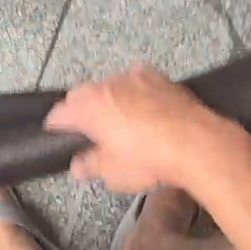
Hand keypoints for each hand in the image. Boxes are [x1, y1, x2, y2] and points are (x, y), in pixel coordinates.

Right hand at [44, 64, 250, 193]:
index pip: (60, 112)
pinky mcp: (158, 76)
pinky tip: (144, 105)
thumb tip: (78, 164)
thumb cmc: (147, 159)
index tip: (56, 135)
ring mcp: (133, 77)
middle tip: (88, 132)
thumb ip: (90, 165)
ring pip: (110, 85)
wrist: (194, 142)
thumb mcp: (113, 172)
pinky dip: (135, 90)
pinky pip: (137, 79)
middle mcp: (107, 85)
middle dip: (81, 110)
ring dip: (109, 99)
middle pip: (83, 94)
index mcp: (89, 107)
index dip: (55, 125)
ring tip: (118, 120)